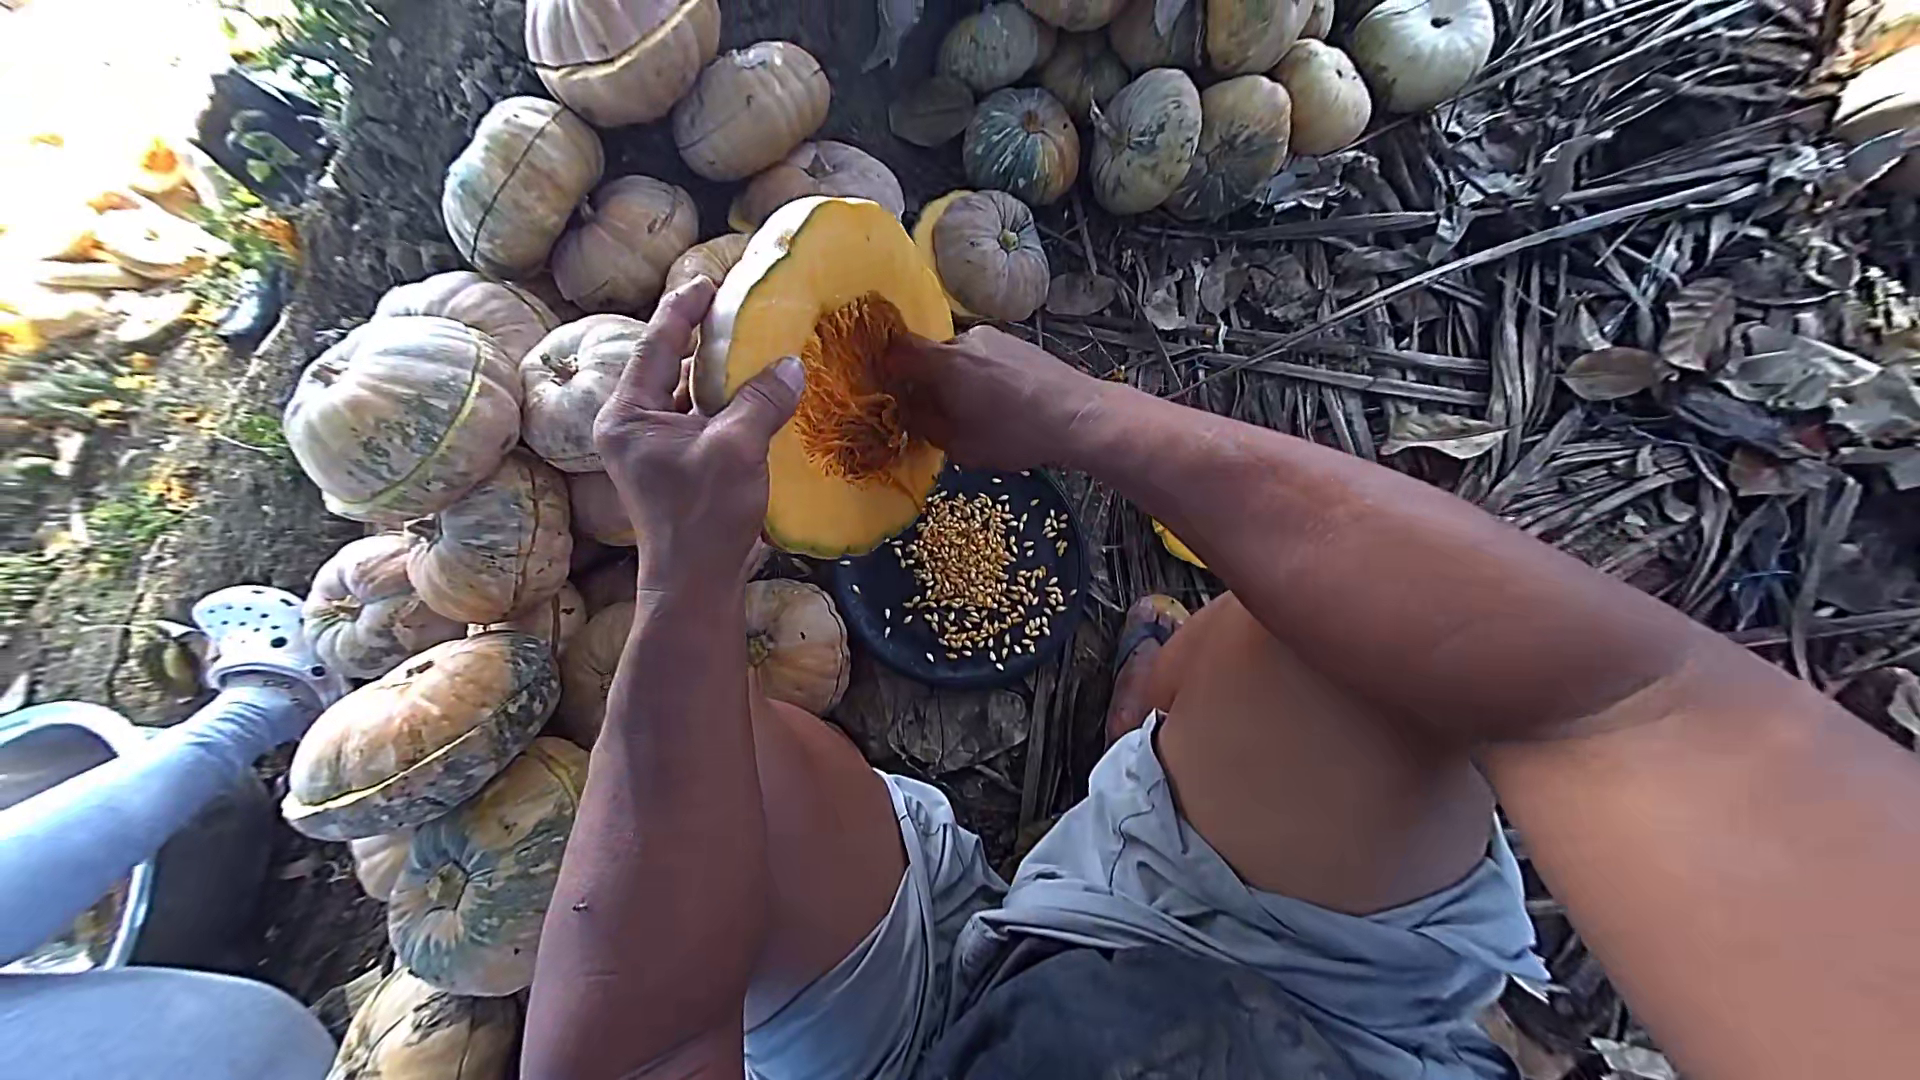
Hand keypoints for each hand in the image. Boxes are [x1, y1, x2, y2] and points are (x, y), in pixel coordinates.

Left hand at [594, 278, 804, 587]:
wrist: (698, 582)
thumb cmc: (704, 516)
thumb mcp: (735, 450)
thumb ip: (761, 402)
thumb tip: (793, 365)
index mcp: (628, 415)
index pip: (657, 346)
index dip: (683, 310)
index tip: (709, 282)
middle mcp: (637, 427)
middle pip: (674, 369)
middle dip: (708, 343)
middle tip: (742, 313)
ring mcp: (660, 449)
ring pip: (694, 398)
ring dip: (725, 378)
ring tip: (758, 351)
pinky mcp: (684, 467)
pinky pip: (709, 423)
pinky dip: (734, 409)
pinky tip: (762, 398)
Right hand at [883, 326, 1101, 472]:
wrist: (1079, 416)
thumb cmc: (1016, 435)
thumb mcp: (959, 445)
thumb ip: (924, 424)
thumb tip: (907, 410)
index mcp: (944, 363)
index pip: (897, 350)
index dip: (886, 368)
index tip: (889, 392)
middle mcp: (966, 340)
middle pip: (929, 356)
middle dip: (926, 383)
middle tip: (936, 416)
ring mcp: (994, 338)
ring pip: (958, 358)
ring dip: (956, 382)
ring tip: (976, 414)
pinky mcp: (1017, 343)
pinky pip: (983, 358)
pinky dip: (980, 377)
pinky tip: (1001, 404)